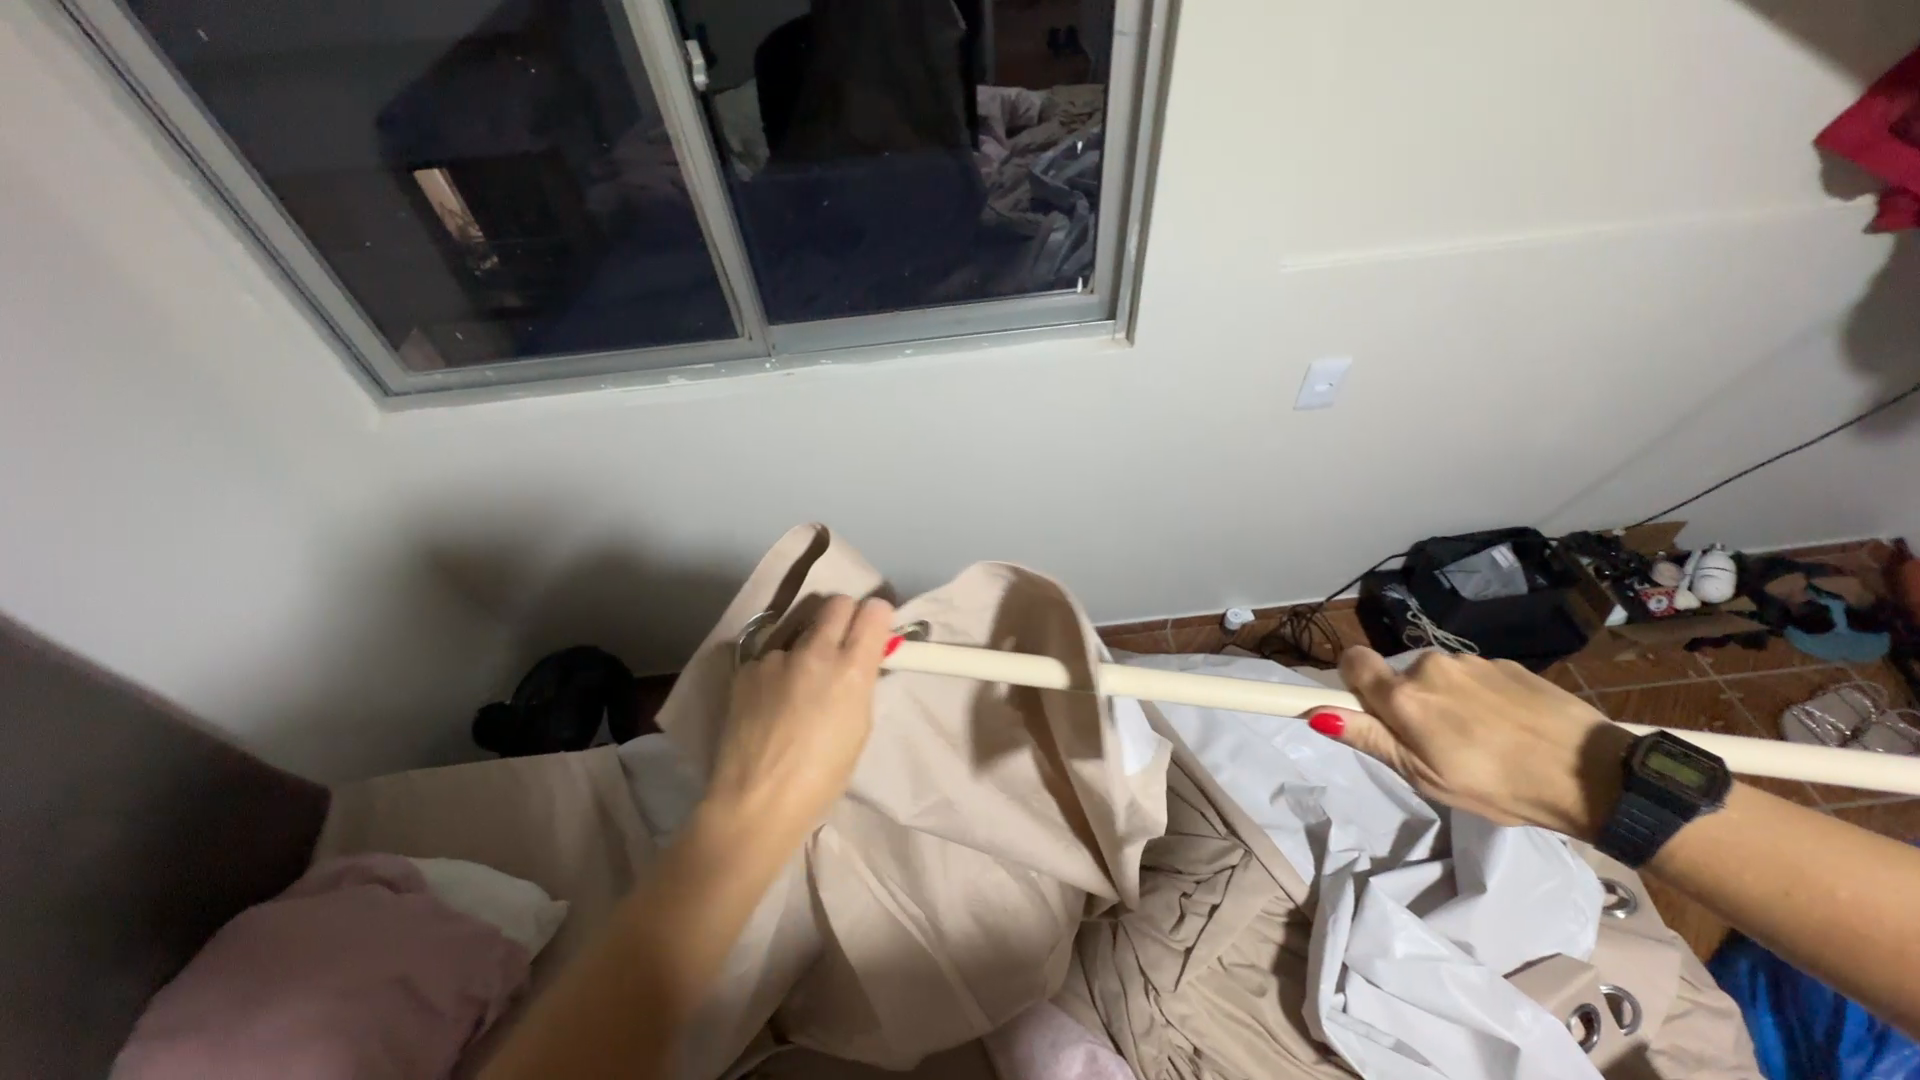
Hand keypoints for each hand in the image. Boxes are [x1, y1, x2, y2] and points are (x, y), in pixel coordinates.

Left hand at [705, 595, 895, 840]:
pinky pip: (770, 656)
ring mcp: (775, 657)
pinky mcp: (746, 669)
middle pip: (836, 603)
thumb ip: (860, 685)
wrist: (757, 801)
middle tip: (842, 639)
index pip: (873, 611)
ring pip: (799, 629)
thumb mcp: (858, 729)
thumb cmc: (822, 778)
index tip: (874, 627)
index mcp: (852, 670)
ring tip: (798, 681)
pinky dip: (776, 669)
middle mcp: (815, 652)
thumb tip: (858, 664)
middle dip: (844, 615)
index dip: (877, 616)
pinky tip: (770, 700)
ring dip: (806, 644)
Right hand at [1310, 647, 1636, 838]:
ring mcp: (1472, 662)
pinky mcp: (1508, 664)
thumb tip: (1318, 713)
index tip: (1368, 710)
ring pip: (1437, 677)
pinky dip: (1478, 698)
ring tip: (1480, 740)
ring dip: (1445, 701)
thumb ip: (1371, 739)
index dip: (1351, 683)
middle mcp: (1430, 666)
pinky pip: (1473, 677)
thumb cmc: (1499, 787)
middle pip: (1397, 676)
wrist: (1594, 775)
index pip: (1351, 661)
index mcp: (1404, 697)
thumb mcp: (1425, 777)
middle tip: (1437, 747)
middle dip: (1406, 703)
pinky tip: (1506, 728)